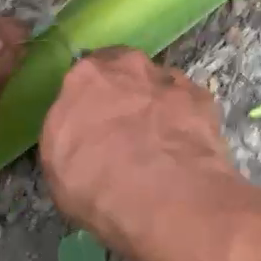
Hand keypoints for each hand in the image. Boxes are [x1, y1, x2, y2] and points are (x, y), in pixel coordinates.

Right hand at [39, 47, 241, 250]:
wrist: (162, 192)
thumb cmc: (95, 184)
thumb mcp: (57, 167)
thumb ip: (71, 136)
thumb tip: (85, 138)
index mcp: (86, 78)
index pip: (86, 78)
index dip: (91, 101)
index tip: (94, 123)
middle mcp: (130, 67)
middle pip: (126, 73)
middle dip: (126, 94)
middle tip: (127, 129)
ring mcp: (170, 79)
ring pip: (161, 85)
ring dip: (158, 106)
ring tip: (160, 143)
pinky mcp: (203, 97)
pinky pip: (190, 104)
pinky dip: (187, 119)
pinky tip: (185, 146)